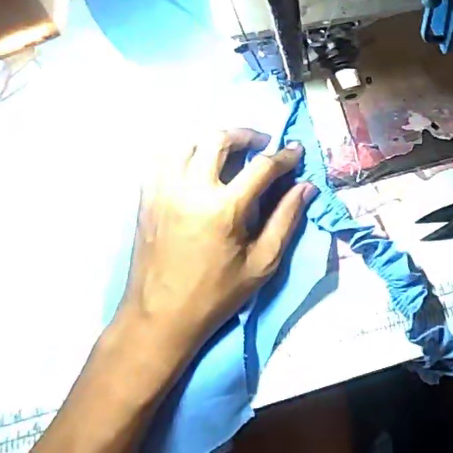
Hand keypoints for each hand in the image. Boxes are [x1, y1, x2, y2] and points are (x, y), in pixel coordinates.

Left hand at [109, 129, 313, 386]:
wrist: (159, 317)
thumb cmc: (216, 294)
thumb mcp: (263, 263)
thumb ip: (286, 220)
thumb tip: (306, 187)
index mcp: (224, 208)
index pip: (262, 165)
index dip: (284, 156)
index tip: (296, 152)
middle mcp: (191, 191)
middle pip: (219, 139)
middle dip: (246, 135)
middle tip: (262, 144)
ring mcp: (163, 192)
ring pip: (187, 144)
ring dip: (213, 142)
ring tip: (229, 153)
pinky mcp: (146, 199)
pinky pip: (163, 160)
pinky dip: (184, 154)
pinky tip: (197, 167)